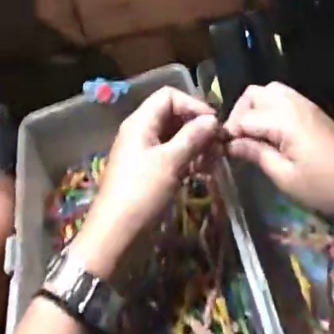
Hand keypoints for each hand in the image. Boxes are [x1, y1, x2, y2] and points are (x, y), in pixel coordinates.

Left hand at [70, 88, 221, 280]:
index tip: (214, 123)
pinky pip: (171, 154)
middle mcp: (141, 131)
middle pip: (173, 115)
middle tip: (219, 144)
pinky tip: (203, 171)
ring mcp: (143, 152)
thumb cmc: (140, 194)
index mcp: (140, 122)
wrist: (113, 238)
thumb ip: (192, 137)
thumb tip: (212, 119)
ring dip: (196, 143)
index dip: (193, 104)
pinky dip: (188, 158)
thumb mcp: (170, 163)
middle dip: (197, 125)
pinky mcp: (148, 171)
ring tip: (214, 160)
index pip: (169, 96)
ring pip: (174, 136)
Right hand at [225, 82, 333, 216]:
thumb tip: (231, 144)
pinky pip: (283, 96)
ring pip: (269, 90)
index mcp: (283, 120)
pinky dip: (270, 105)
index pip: (245, 117)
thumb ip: (256, 154)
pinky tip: (269, 129)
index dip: (230, 131)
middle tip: (237, 138)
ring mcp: (303, 103)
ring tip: (251, 132)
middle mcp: (291, 103)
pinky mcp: (310, 109)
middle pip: (254, 94)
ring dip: (255, 106)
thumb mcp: (284, 176)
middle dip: (240, 112)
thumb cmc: (320, 186)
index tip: (221, 147)